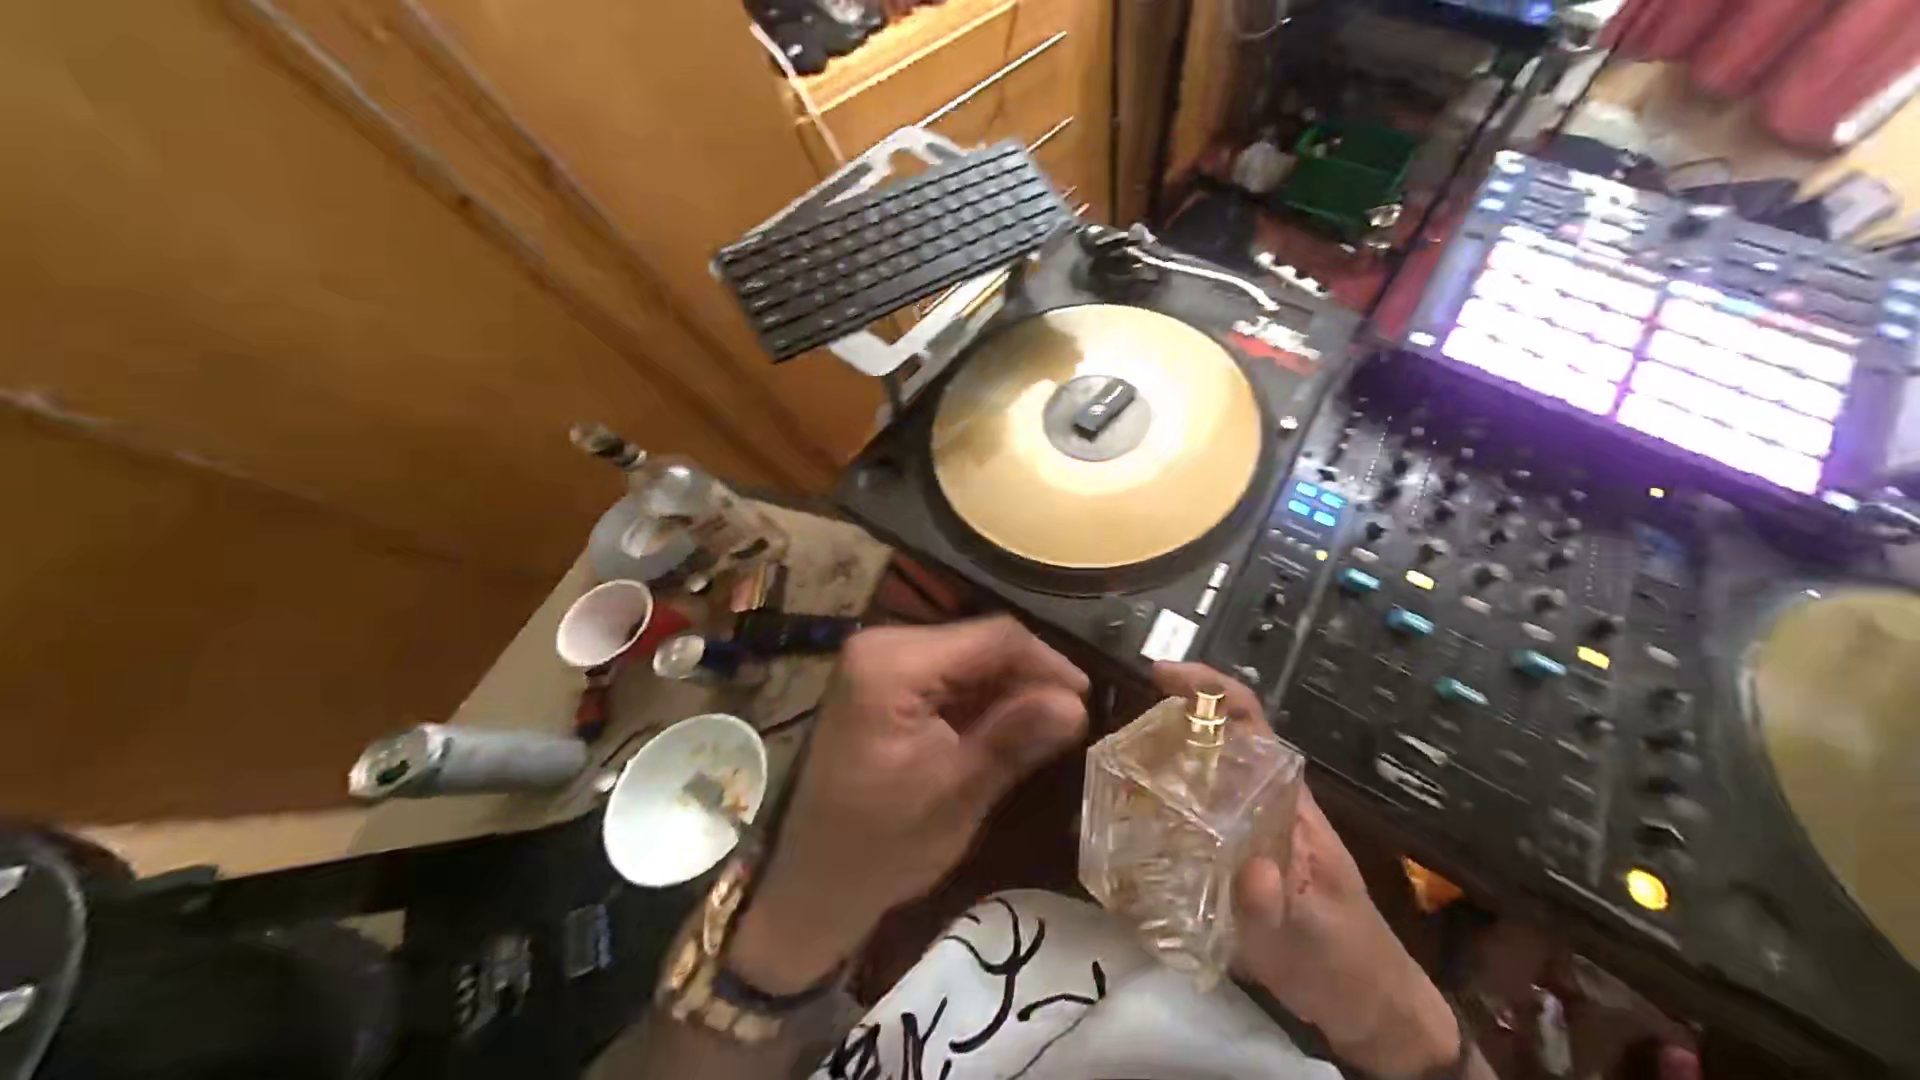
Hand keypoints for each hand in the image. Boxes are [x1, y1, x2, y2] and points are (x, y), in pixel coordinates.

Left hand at [730, 617, 1089, 992]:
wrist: (814, 879)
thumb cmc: (881, 844)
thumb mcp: (957, 792)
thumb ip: (1015, 738)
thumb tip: (1076, 702)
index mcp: (893, 663)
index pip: (993, 637)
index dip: (1047, 662)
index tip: (1085, 700)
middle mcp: (883, 644)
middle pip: (980, 642)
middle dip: (1029, 677)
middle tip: (1069, 720)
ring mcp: (879, 660)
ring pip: (968, 657)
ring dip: (1008, 689)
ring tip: (1045, 728)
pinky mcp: (882, 680)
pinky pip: (947, 674)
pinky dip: (980, 698)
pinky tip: (1004, 728)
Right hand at [1153, 663, 1460, 1078]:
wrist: (1360, 1001)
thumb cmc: (1343, 956)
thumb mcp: (1309, 935)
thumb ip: (1274, 908)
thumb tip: (1249, 870)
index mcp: (1284, 797)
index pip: (1249, 720)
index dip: (1208, 687)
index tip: (1162, 676)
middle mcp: (1258, 797)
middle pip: (1212, 736)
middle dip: (1167, 720)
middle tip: (1118, 734)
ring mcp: (1239, 823)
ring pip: (1194, 771)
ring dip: (1155, 760)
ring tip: (1110, 772)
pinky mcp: (1224, 850)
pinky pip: (1184, 812)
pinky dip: (1154, 804)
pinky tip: (1125, 820)